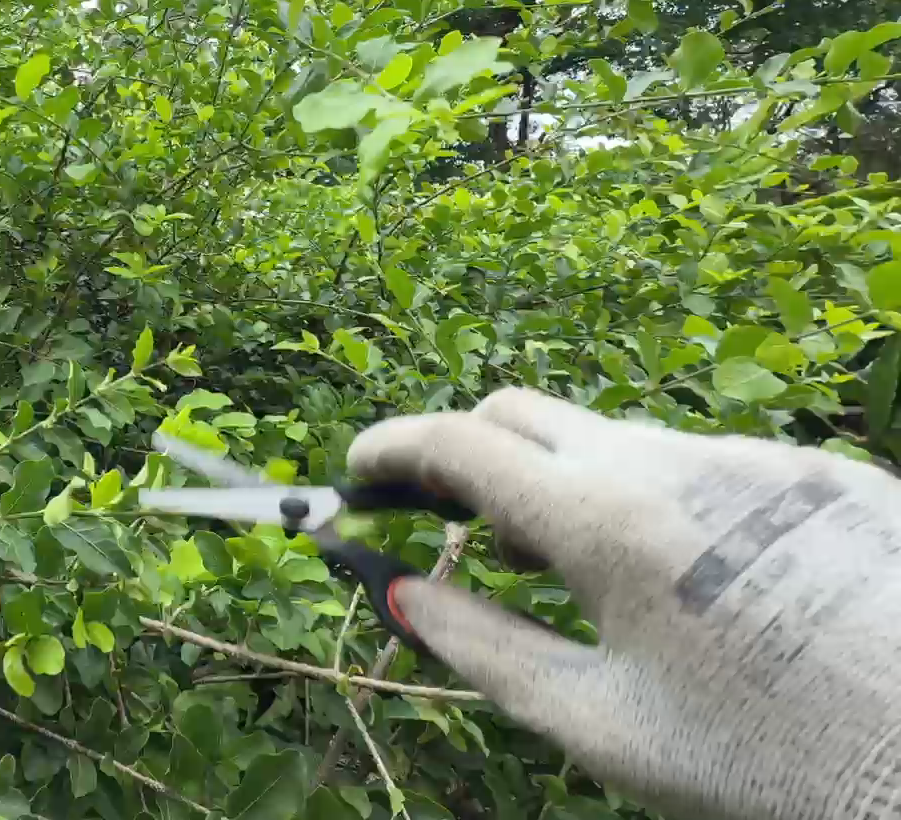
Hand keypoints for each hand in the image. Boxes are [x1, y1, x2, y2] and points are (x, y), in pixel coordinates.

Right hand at [350, 388, 900, 819]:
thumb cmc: (785, 773)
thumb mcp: (605, 727)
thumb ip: (476, 644)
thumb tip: (394, 590)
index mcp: (606, 521)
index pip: (455, 442)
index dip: (389, 446)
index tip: (358, 467)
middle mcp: (672, 463)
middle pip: (515, 413)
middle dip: (462, 452)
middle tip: (458, 518)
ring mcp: (758, 460)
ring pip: (602, 436)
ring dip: (553, 478)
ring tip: (579, 564)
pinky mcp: (828, 476)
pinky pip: (691, 459)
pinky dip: (641, 492)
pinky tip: (688, 572)